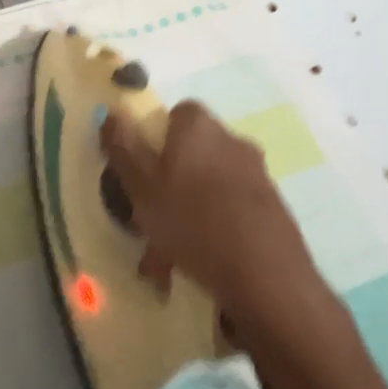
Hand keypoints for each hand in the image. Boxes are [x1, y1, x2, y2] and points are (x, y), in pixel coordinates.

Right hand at [99, 101, 318, 316]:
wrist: (267, 277)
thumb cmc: (192, 222)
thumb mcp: (141, 185)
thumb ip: (123, 147)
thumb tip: (111, 111)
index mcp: (199, 127)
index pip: (175, 114)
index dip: (155, 138)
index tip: (141, 170)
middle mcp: (233, 140)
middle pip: (194, 151)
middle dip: (172, 179)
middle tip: (151, 216)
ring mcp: (258, 175)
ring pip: (212, 185)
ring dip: (191, 209)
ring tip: (171, 253)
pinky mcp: (276, 209)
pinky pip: (233, 211)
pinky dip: (216, 229)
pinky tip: (201, 263)